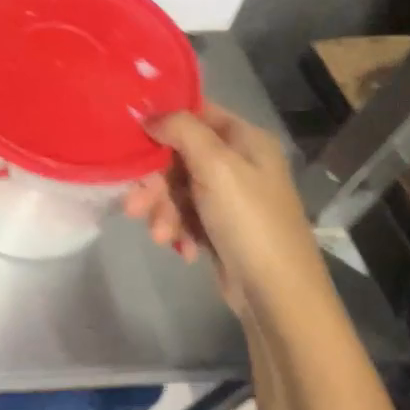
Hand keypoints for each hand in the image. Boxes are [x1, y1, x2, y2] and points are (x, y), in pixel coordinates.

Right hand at [123, 103, 324, 315]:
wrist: (278, 297)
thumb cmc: (249, 221)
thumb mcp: (216, 166)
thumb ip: (181, 129)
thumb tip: (150, 116)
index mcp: (246, 140)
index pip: (196, 112)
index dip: (163, 120)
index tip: (131, 134)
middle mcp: (239, 163)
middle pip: (179, 155)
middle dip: (155, 182)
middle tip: (134, 204)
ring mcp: (230, 197)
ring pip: (176, 188)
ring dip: (163, 210)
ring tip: (161, 236)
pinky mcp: (220, 227)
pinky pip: (185, 215)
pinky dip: (178, 229)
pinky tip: (182, 249)